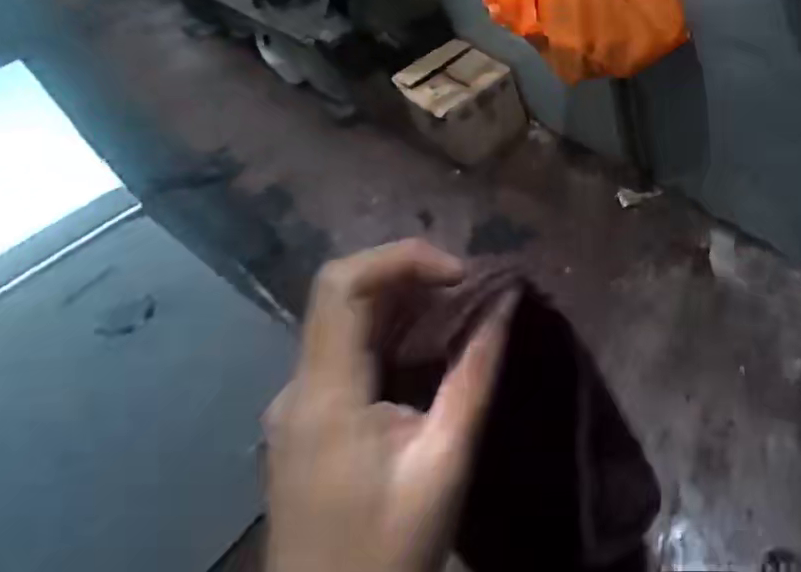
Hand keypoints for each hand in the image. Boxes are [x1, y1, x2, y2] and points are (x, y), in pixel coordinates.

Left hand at [264, 240, 513, 571]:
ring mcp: (293, 403)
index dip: (401, 257)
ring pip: (343, 319)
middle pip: (343, 293)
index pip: (343, 283)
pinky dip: (388, 333)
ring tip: (458, 309)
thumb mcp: (445, 461)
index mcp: (323, 394)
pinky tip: (427, 349)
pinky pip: (344, 351)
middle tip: (467, 287)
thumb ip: (475, 373)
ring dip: (401, 302)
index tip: (459, 274)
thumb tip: (506, 302)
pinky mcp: (304, 418)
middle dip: (408, 274)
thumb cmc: (389, 552)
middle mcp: (296, 386)